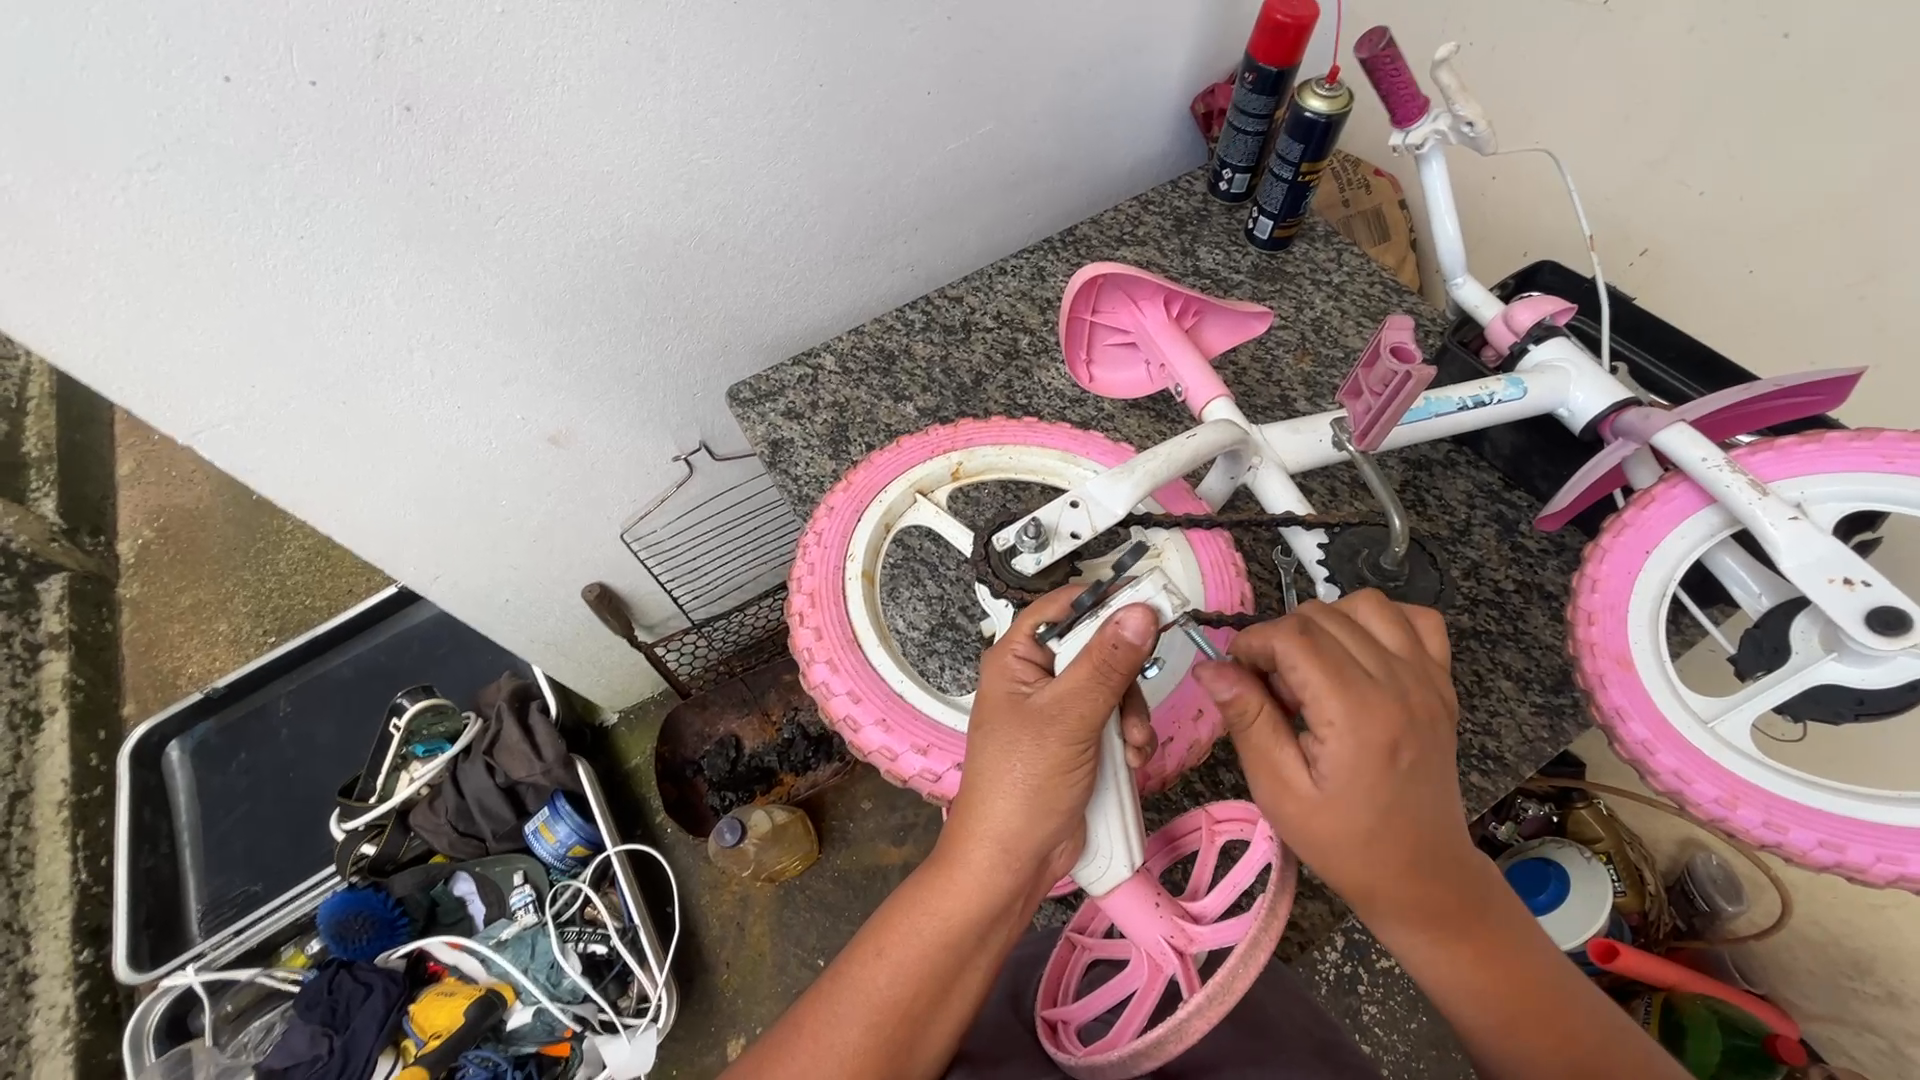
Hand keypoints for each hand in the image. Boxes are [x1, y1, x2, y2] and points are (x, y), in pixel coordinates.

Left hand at [942, 587, 1160, 894]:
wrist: (1014, 859)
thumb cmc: (1024, 782)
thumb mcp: (1069, 717)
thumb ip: (1107, 663)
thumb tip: (1140, 609)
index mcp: (1016, 657)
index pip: (1065, 607)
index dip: (1106, 603)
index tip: (1152, 608)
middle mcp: (1035, 676)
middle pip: (1097, 648)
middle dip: (1124, 680)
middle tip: (1133, 708)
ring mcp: (1057, 710)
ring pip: (1113, 687)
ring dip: (1131, 716)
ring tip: (1132, 748)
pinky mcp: (1077, 740)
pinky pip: (1115, 721)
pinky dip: (1129, 739)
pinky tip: (1131, 762)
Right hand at [1190, 590, 1478, 926]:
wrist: (1421, 875)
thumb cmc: (1343, 841)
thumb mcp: (1278, 790)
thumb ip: (1248, 720)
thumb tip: (1211, 667)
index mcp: (1357, 713)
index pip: (1293, 636)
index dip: (1252, 644)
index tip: (1237, 675)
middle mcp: (1399, 684)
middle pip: (1324, 614)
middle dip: (1282, 637)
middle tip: (1272, 687)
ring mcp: (1429, 680)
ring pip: (1367, 604)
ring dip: (1327, 622)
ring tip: (1313, 667)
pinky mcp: (1443, 685)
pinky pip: (1417, 619)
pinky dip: (1382, 621)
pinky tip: (1360, 653)